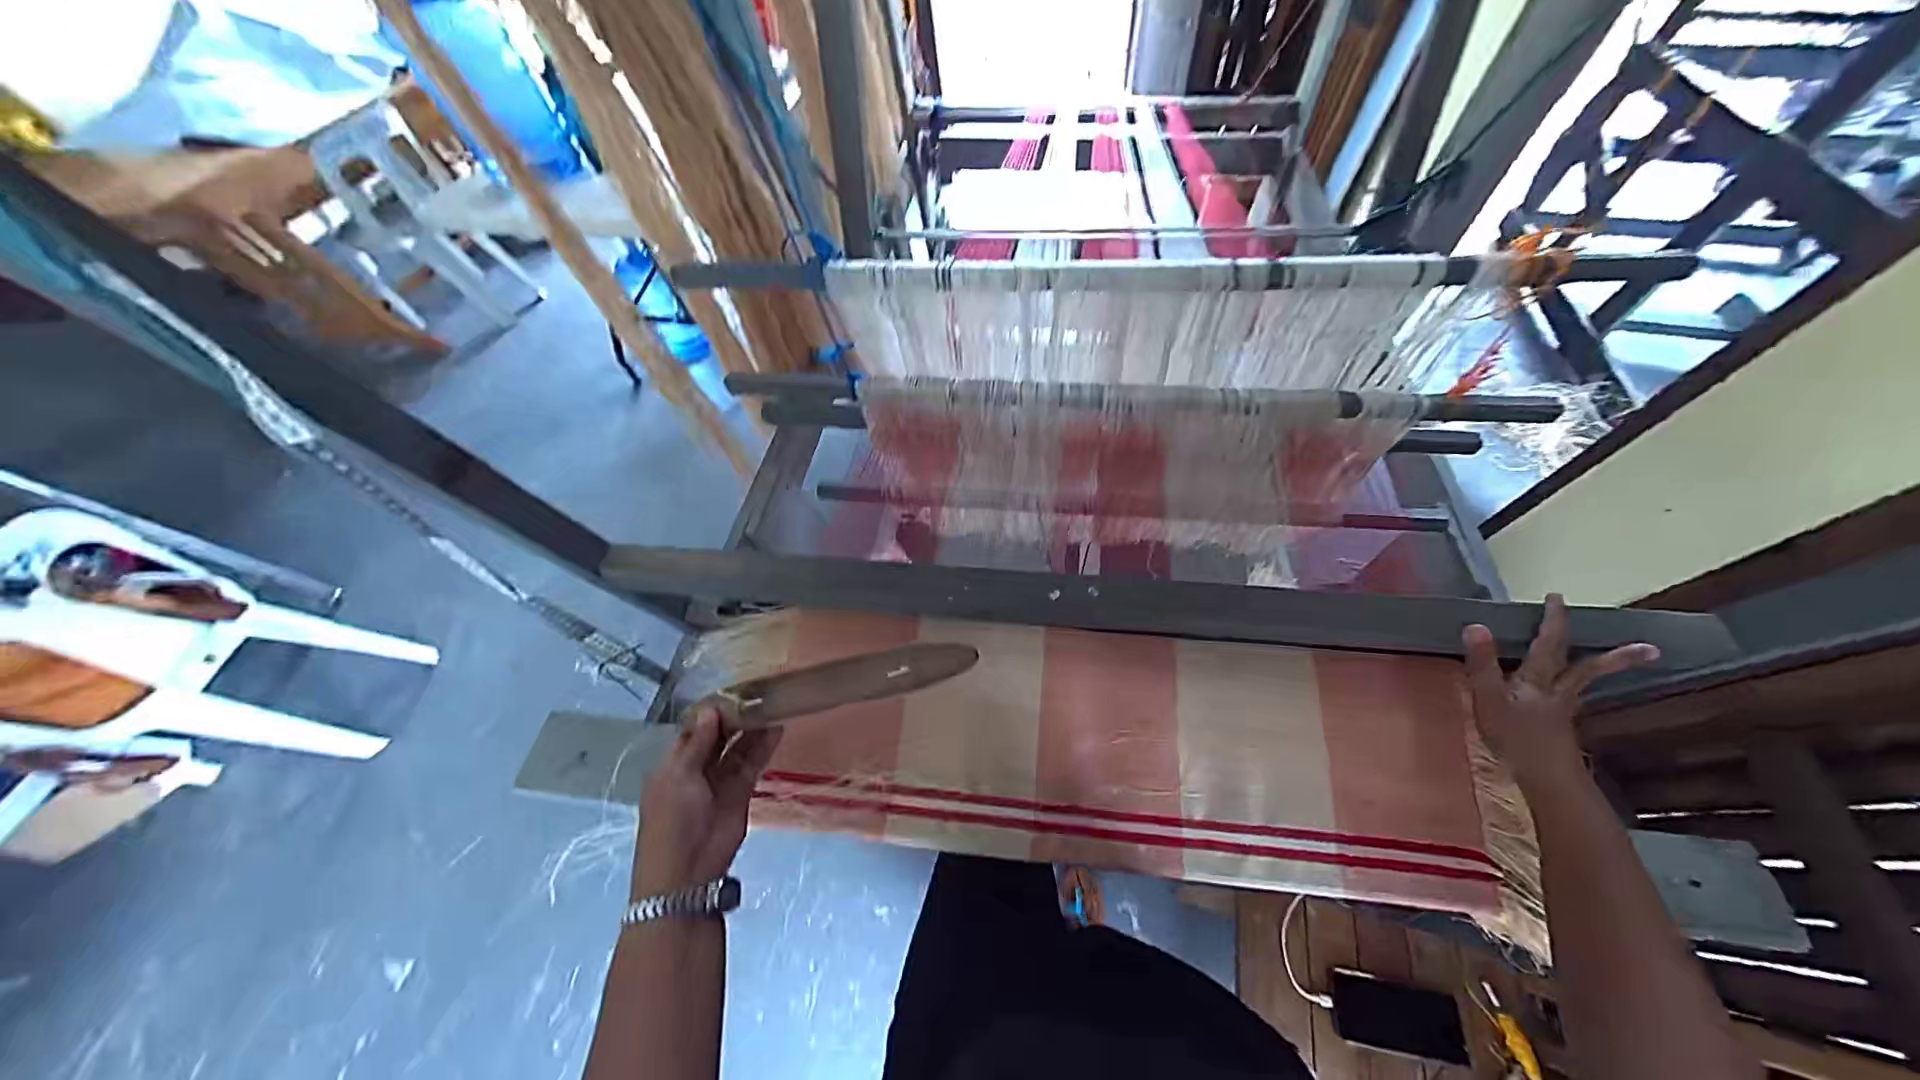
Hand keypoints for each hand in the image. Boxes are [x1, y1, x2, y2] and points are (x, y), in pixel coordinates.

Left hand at [633, 704, 781, 897]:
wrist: (687, 870)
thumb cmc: (673, 820)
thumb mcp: (679, 777)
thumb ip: (697, 743)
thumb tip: (710, 710)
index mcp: (674, 763)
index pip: (693, 730)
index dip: (711, 712)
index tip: (732, 691)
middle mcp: (697, 768)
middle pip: (718, 737)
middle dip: (734, 718)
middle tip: (757, 695)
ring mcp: (720, 780)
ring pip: (738, 748)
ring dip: (752, 729)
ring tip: (771, 706)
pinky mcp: (741, 792)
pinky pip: (753, 763)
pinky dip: (764, 747)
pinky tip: (776, 728)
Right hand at [1461, 594, 1659, 785]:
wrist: (1547, 780)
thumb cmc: (1514, 737)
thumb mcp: (1487, 698)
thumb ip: (1481, 664)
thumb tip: (1477, 625)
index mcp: (1538, 680)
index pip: (1548, 643)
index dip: (1552, 621)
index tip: (1557, 598)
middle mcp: (1558, 691)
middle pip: (1588, 668)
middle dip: (1615, 656)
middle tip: (1649, 648)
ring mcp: (1563, 711)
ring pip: (1586, 684)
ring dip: (1608, 672)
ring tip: (1634, 664)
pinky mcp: (1560, 727)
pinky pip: (1573, 698)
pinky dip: (1578, 689)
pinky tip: (1574, 694)